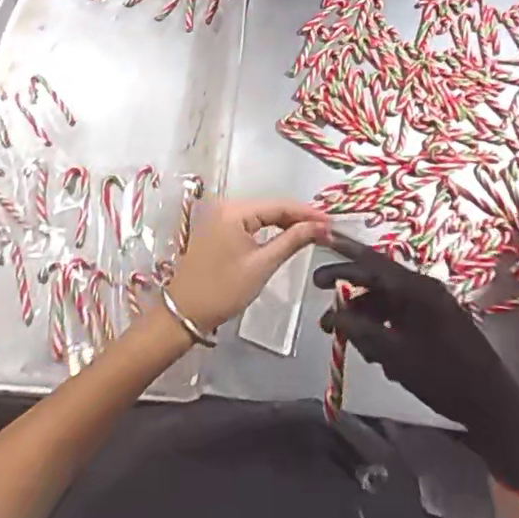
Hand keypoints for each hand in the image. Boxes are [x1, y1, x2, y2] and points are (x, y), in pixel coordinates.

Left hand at [165, 200, 329, 332]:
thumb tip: (319, 227)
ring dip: (286, 223)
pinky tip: (288, 236)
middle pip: (270, 207)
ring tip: (314, 233)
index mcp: (234, 211)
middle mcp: (226, 207)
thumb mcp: (262, 265)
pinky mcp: (218, 229)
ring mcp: (220, 217)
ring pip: (262, 215)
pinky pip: (251, 223)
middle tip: (327, 230)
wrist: (186, 312)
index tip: (332, 223)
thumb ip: (292, 241)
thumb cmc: (224, 290)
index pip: (279, 205)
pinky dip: (270, 230)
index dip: (307, 213)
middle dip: (299, 217)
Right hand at [314, 252, 518, 492]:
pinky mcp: (434, 320)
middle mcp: (424, 289)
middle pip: (377, 280)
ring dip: (364, 313)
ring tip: (348, 339)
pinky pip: (398, 313)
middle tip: (322, 298)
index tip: (317, 266)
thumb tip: (331, 315)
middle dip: (349, 290)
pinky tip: (373, 350)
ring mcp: (431, 304)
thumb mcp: (395, 355)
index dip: (341, 263)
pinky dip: (381, 325)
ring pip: (386, 298)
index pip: (372, 266)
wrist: (493, 406)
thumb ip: (361, 331)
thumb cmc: (444, 378)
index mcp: (418, 289)